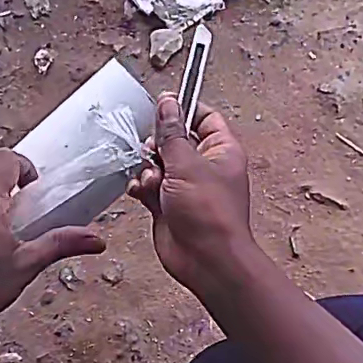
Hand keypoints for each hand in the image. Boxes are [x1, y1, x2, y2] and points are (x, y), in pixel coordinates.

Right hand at [128, 95, 259, 295]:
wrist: (205, 259)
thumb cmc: (210, 215)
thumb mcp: (187, 164)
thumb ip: (172, 133)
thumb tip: (167, 103)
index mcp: (220, 150)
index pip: (203, 116)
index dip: (182, 110)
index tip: (161, 108)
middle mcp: (204, 167)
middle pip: (174, 140)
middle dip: (157, 145)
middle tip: (154, 153)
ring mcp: (185, 187)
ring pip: (157, 163)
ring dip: (147, 169)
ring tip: (153, 182)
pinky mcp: (168, 205)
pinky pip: (148, 186)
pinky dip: (142, 187)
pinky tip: (143, 193)